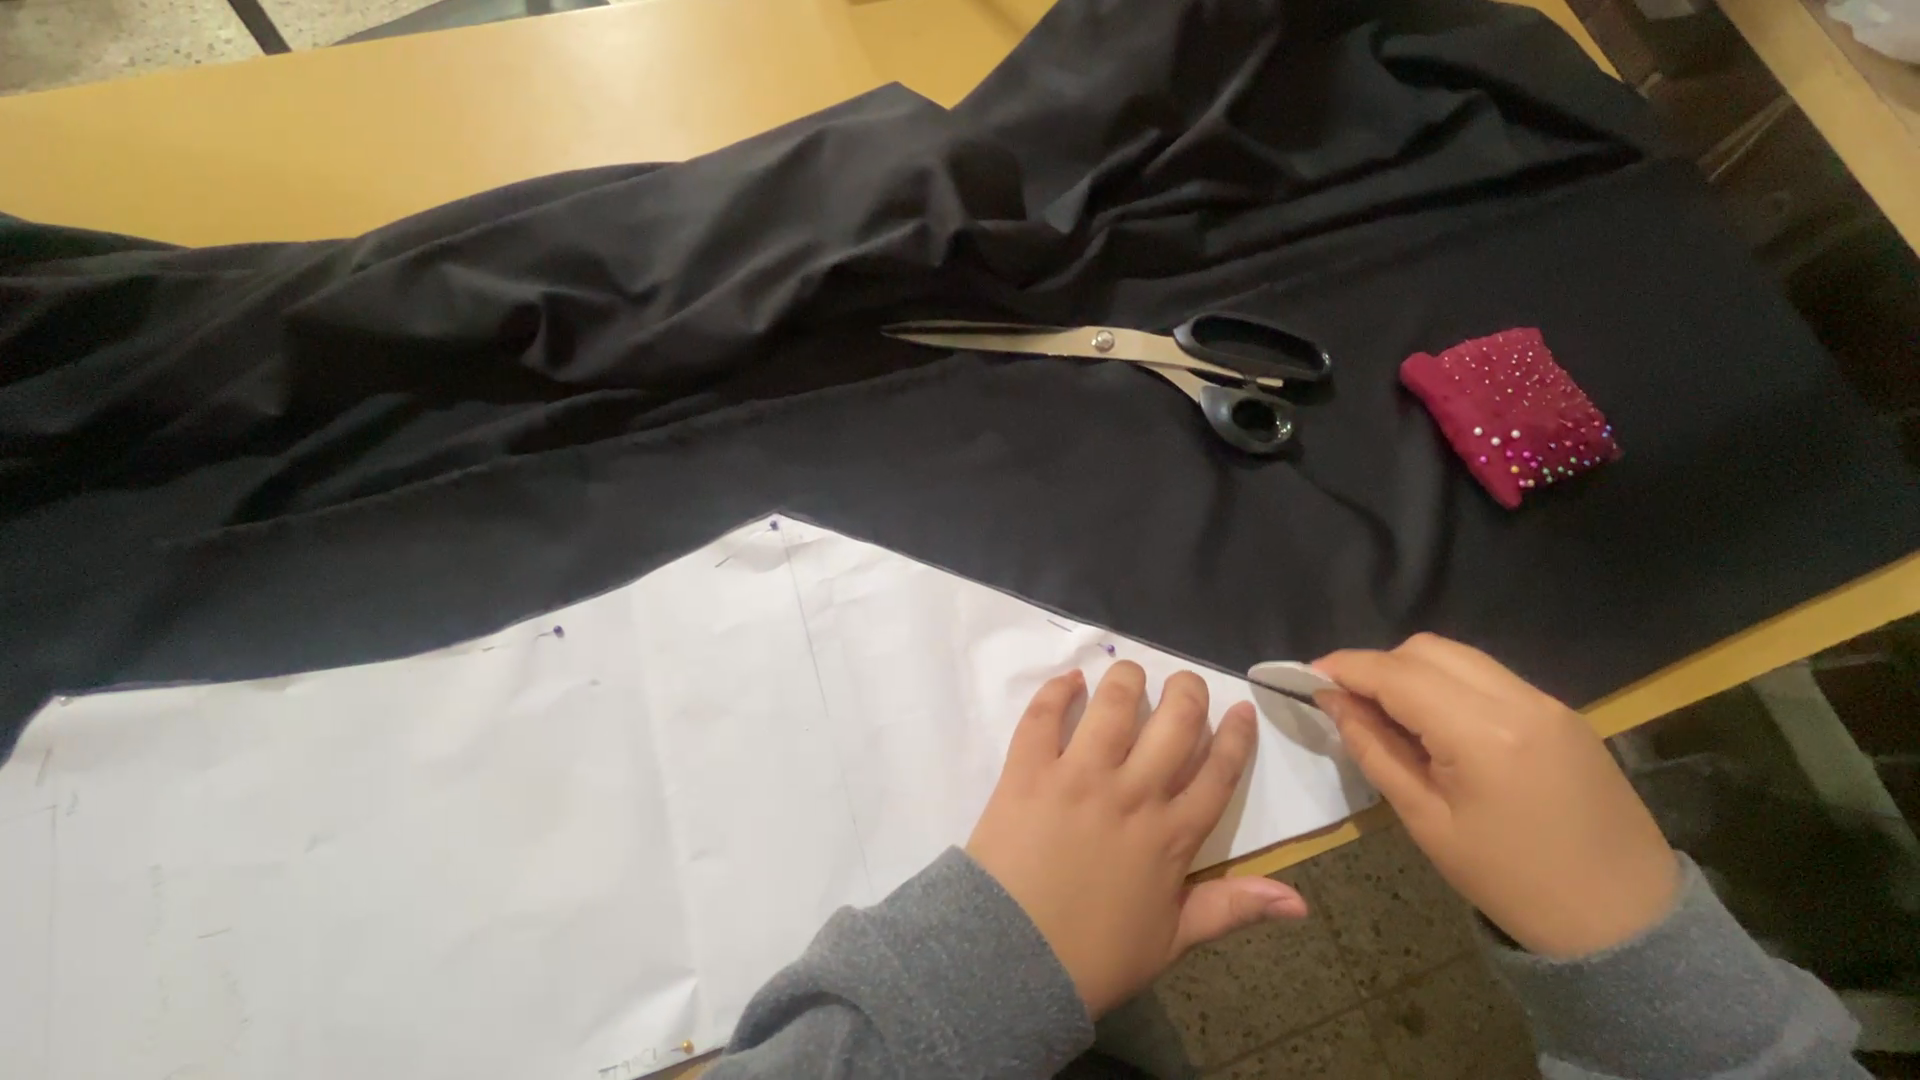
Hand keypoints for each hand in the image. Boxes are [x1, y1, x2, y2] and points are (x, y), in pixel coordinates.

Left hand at [966, 664, 1307, 1015]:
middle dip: (1186, 693)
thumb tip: (1300, 901)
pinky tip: (1071, 680)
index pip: (1217, 772)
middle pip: (1173, 724)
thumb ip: (1232, 908)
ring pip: (1114, 707)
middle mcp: (1132, 794)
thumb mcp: (1172, 940)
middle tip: (1184, 682)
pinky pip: (1044, 717)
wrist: (1014, 959)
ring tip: (1130, 673)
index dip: (1234, 736)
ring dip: (1127, 681)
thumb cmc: (1095, 955)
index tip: (1240, 707)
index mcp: (1172, 835)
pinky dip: (1058, 691)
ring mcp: (1079, 777)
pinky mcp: (1029, 771)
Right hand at [1314, 634, 1679, 958]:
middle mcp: (1518, 700)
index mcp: (1482, 733)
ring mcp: (1547, 702)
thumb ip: (1374, 749)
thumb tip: (1332, 701)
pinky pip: (1488, 676)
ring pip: (1458, 656)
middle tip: (1346, 701)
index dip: (1344, 667)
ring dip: (1411, 670)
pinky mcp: (1563, 713)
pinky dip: (1447, 683)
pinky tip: (1434, 721)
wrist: (1626, 921)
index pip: (1395, 674)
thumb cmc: (1511, 880)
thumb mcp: (1425, 821)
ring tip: (1386, 710)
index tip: (1305, 676)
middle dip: (1376, 665)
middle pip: (1426, 649)